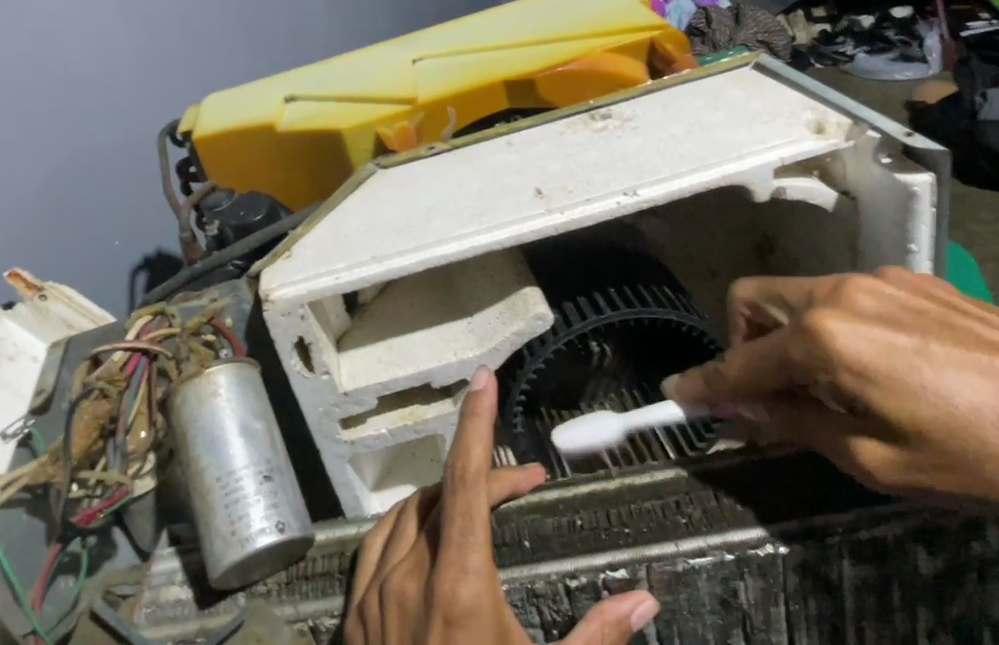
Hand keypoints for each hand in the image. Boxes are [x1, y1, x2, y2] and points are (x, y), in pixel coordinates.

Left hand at [343, 366, 660, 644]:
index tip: (484, 380)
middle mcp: (408, 580)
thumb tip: (645, 601)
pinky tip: (424, 543)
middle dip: (484, 475)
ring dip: (443, 498)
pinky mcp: (353, 623)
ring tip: (480, 506)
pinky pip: (374, 550)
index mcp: (459, 587)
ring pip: (404, 516)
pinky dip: (405, 529)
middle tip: (527, 482)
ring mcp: (373, 600)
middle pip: (442, 495)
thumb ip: (596, 638)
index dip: (476, 425)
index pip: (467, 482)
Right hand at [664, 266, 998, 515]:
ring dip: (789, 336)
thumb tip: (741, 405)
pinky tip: (881, 369)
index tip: (677, 397)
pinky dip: (833, 328)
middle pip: (754, 300)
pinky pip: (845, 296)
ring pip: (799, 294)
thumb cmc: (982, 456)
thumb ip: (794, 422)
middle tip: (765, 396)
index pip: (741, 362)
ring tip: (831, 389)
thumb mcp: (876, 460)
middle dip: (742, 344)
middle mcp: (841, 291)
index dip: (706, 385)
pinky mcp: (915, 280)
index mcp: (825, 336)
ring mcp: (881, 279)